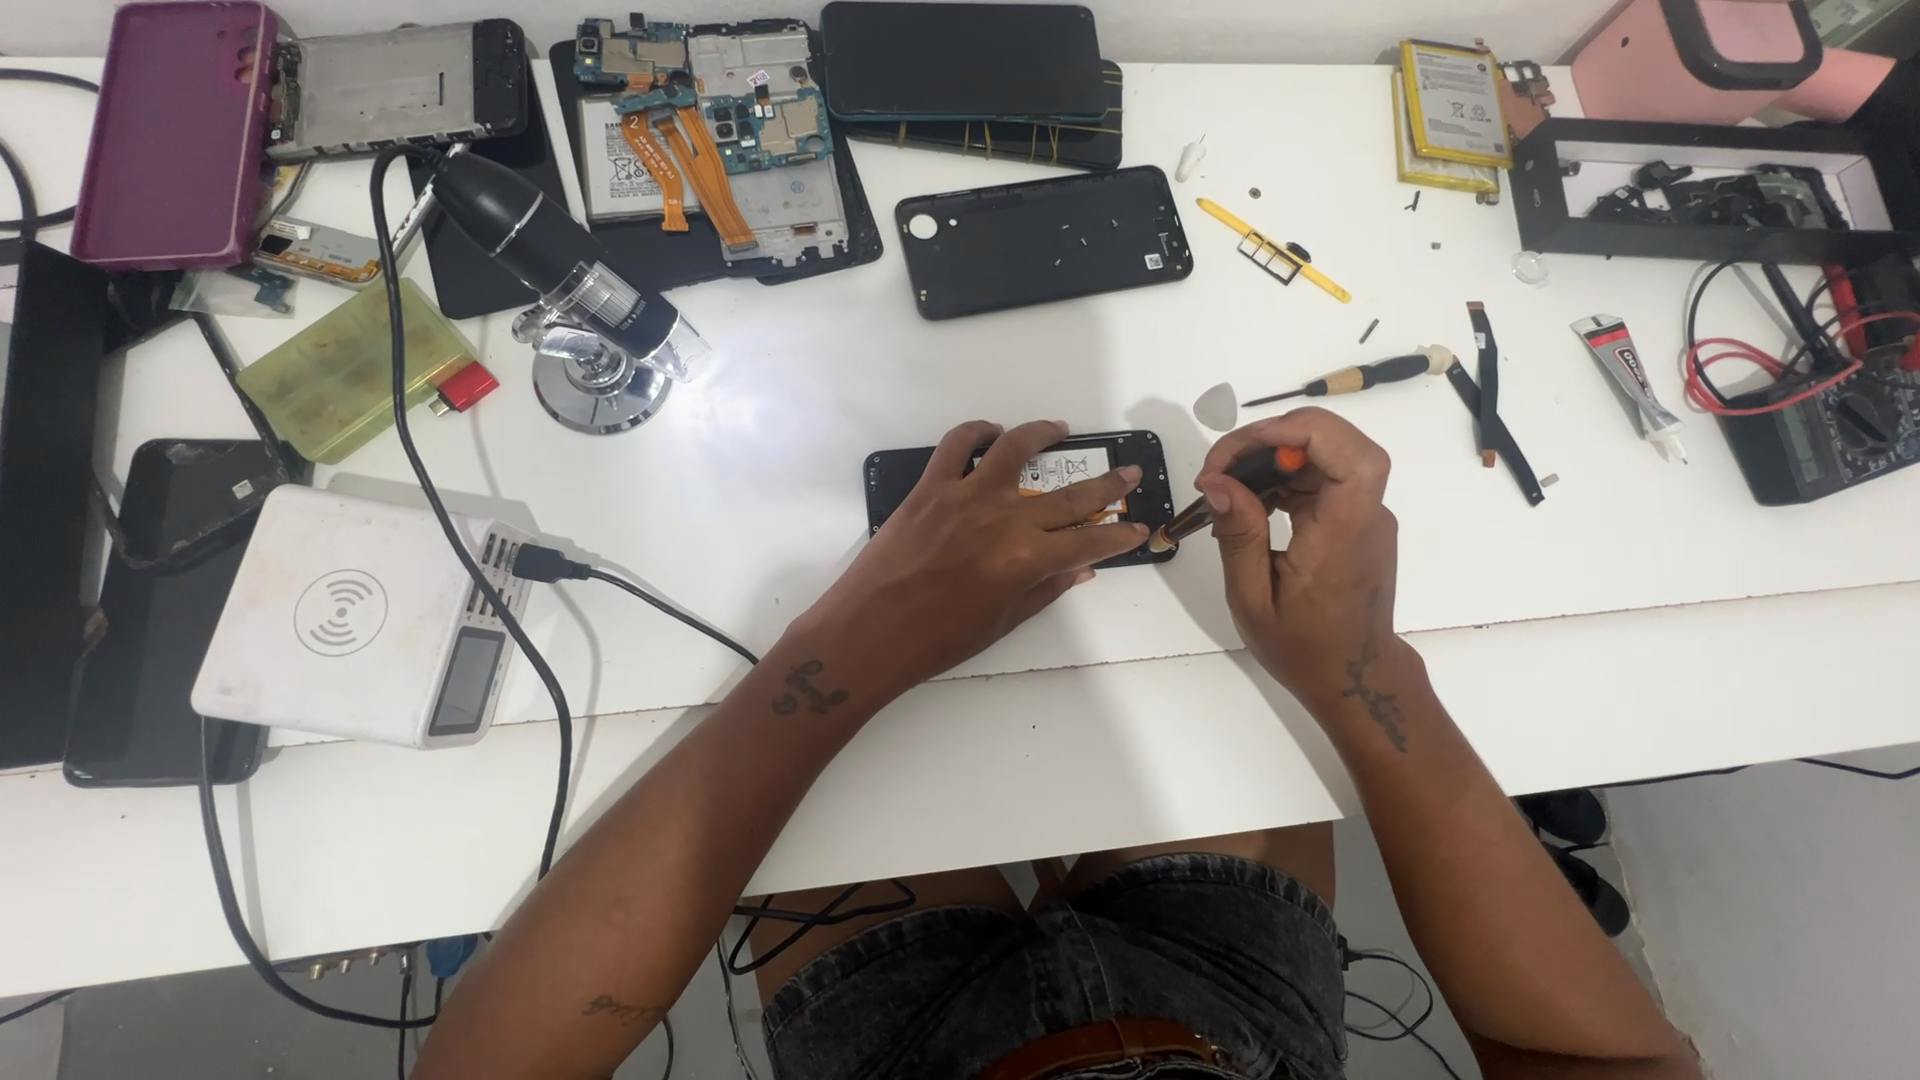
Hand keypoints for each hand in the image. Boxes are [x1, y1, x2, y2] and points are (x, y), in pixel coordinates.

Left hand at [801, 420, 1147, 695]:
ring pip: (1015, 449)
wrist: (870, 631)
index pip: (1090, 541)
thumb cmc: (937, 639)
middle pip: (1069, 495)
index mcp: (1027, 559)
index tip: (1138, 528)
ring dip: (1043, 433)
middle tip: (1129, 474)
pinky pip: (957, 445)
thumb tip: (1080, 568)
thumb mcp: (1002, 622)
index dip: (1119, 536)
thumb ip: (1045, 590)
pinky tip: (990, 432)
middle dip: (1107, 485)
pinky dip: (976, 431)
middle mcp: (1004, 518)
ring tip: (1060, 429)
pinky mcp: (930, 487)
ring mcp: (965, 496)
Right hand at [1196, 407, 1409, 711]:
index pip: (1350, 456)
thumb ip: (1238, 536)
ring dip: (1271, 455)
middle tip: (1220, 467)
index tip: (1243, 450)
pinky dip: (1281, 475)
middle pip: (1335, 441)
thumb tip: (1218, 482)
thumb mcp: (1253, 599)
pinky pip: (1321, 476)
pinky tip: (1248, 499)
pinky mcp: (1353, 519)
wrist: (1352, 676)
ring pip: (1325, 453)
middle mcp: (1365, 514)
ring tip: (1224, 484)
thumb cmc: (1302, 648)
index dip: (1298, 432)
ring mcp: (1364, 514)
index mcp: (1345, 534)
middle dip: (1272, 438)